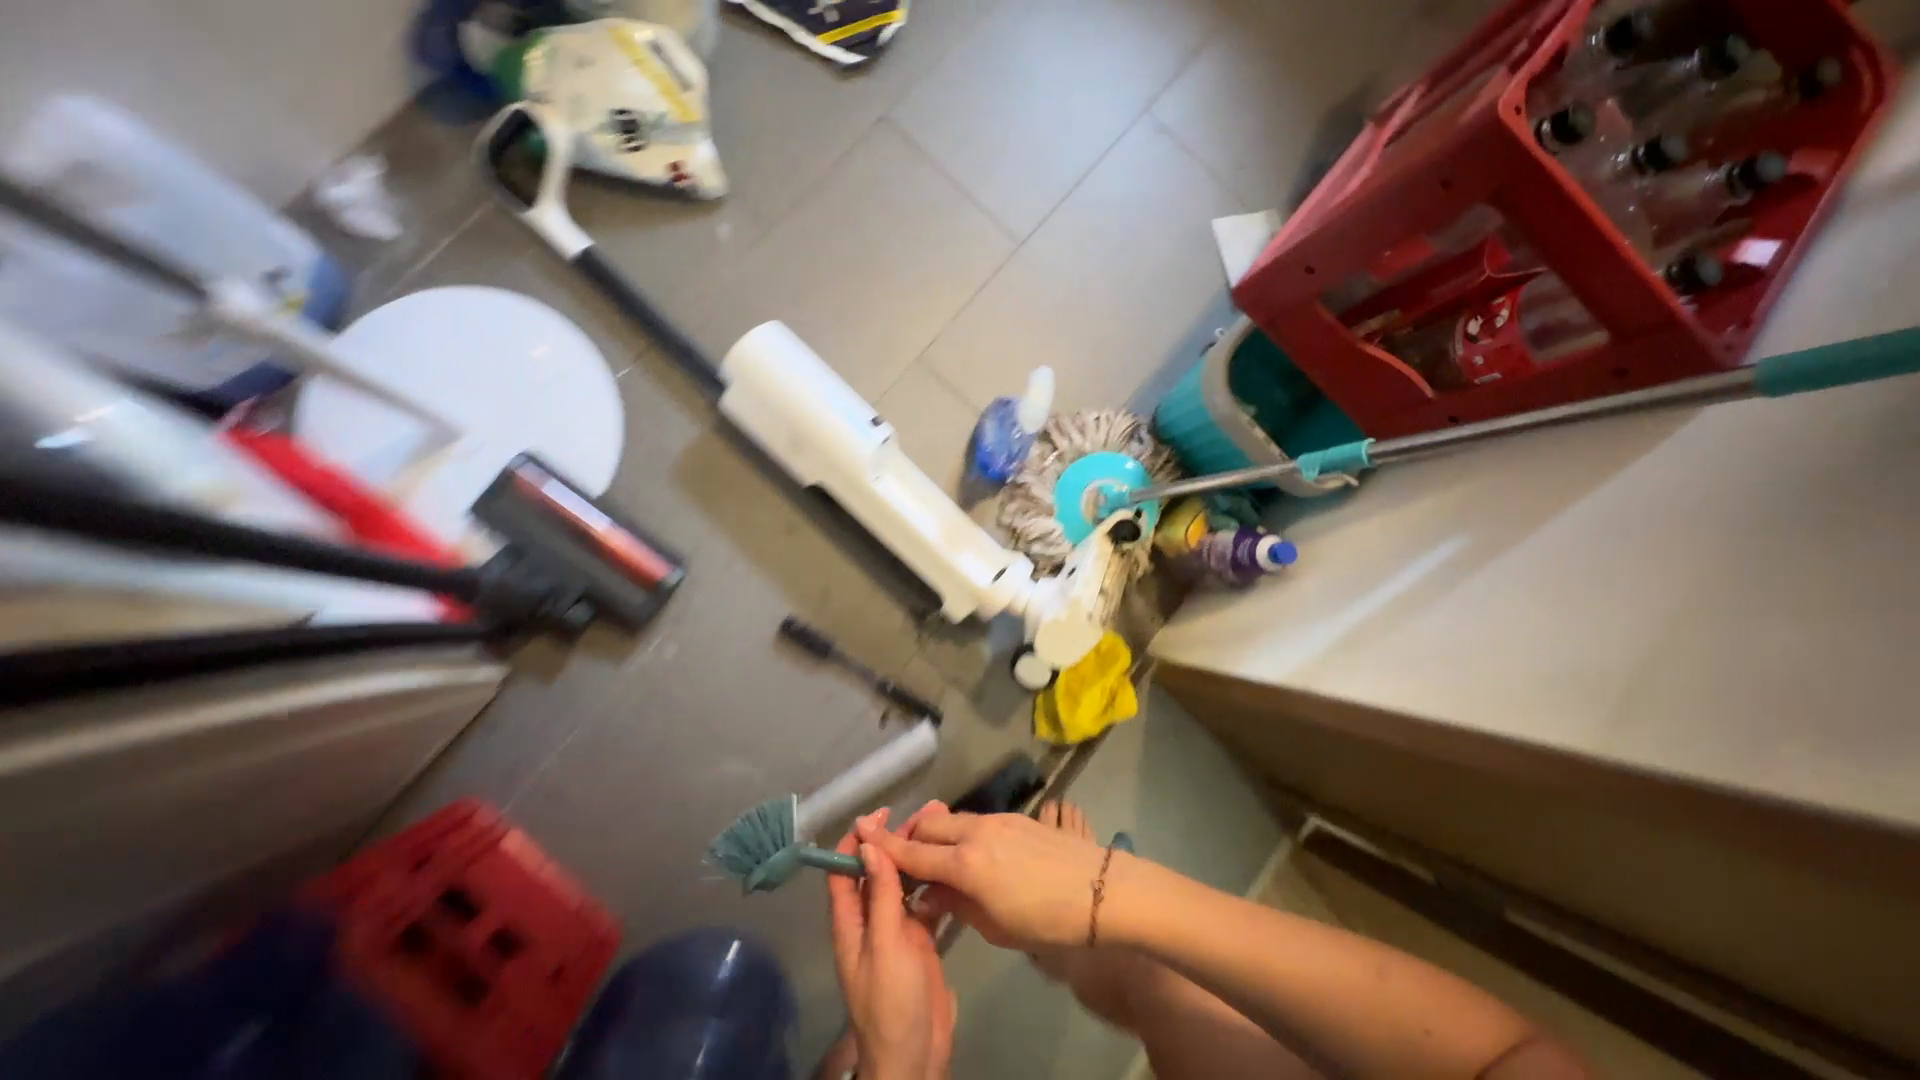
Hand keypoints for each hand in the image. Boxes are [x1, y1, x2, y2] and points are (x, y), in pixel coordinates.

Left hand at [829, 809, 954, 1079]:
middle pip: (879, 871)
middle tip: (928, 813)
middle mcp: (870, 921)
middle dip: (897, 842)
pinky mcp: (920, 943)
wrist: (915, 1056)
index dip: (857, 840)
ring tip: (944, 831)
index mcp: (849, 922)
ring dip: (919, 859)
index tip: (881, 813)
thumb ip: (880, 894)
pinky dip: (936, 885)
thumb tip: (870, 843)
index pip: (844, 870)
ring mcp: (896, 932)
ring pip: (904, 885)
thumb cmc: (890, 1000)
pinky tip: (954, 867)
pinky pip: (925, 905)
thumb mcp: (885, 943)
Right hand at [856, 802, 1113, 951]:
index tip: (860, 838)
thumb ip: (957, 906)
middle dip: (909, 838)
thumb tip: (932, 894)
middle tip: (903, 859)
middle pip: (927, 826)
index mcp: (964, 864)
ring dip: (937, 834)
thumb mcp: (996, 926)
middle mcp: (975, 833)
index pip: (911, 854)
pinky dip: (962, 832)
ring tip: (938, 858)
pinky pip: (976, 820)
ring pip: (952, 819)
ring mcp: (998, 820)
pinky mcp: (1018, 817)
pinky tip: (973, 854)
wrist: (1102, 891)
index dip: (883, 848)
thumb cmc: (1048, 921)